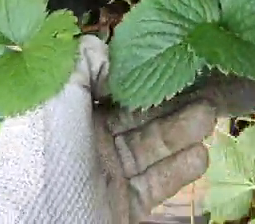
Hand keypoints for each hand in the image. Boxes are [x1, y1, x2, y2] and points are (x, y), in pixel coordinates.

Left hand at [0, 36, 217, 223]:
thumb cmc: (44, 158)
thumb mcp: (55, 93)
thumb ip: (82, 61)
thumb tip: (106, 47)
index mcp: (65, 112)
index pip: (107, 84)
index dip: (138, 72)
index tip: (169, 55)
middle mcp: (85, 141)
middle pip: (136, 114)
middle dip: (170, 100)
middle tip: (204, 87)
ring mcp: (105, 175)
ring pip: (151, 146)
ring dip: (182, 130)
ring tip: (210, 118)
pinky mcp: (121, 207)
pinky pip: (155, 183)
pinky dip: (179, 170)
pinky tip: (200, 156)